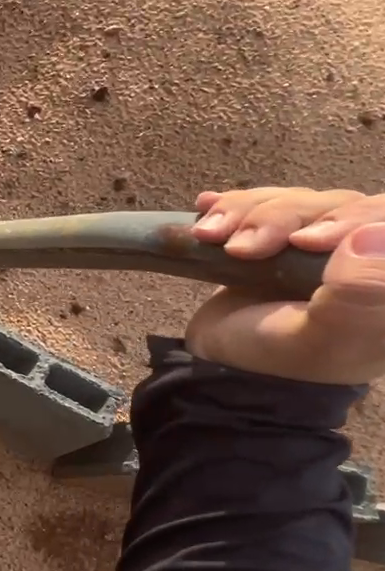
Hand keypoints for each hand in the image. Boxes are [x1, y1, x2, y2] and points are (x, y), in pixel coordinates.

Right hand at [185, 187, 384, 384]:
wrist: (225, 368)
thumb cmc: (284, 359)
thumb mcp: (327, 335)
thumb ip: (361, 291)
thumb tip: (374, 233)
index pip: (384, 216)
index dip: (348, 216)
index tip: (301, 241)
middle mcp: (364, 255)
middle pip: (333, 204)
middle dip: (277, 217)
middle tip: (239, 248)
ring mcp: (316, 248)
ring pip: (291, 202)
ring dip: (242, 213)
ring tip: (207, 238)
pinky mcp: (273, 246)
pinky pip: (258, 207)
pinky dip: (228, 204)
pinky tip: (204, 206)